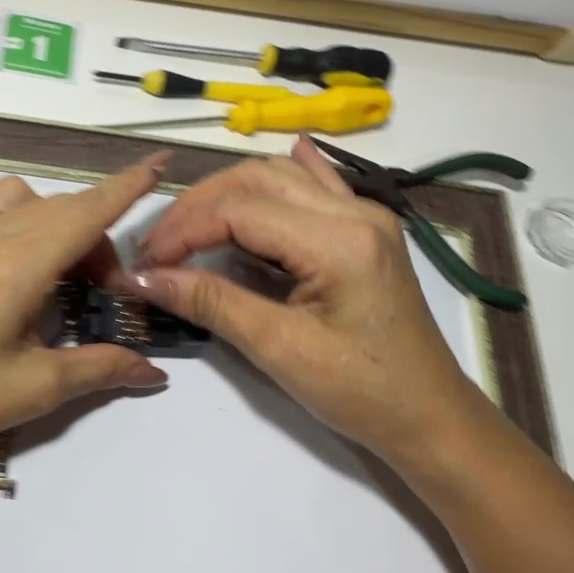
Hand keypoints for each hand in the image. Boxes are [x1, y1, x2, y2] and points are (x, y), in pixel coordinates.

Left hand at [0, 153, 172, 469]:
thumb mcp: (33, 389)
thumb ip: (98, 368)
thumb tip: (148, 371)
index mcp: (16, 265)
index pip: (86, 211)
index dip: (128, 186)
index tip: (160, 164)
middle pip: (61, 210)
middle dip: (96, 240)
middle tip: (104, 295)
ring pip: (22, 201)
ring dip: (54, 225)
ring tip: (57, 280)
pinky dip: (15, 224)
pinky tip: (12, 274)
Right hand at [130, 137, 484, 462]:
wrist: (429, 416)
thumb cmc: (359, 392)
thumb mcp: (279, 349)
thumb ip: (212, 304)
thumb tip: (145, 278)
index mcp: (339, 240)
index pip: (239, 210)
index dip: (183, 230)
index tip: (145, 264)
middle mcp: (355, 213)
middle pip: (257, 180)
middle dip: (197, 207)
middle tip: (156, 249)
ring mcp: (366, 218)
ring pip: (282, 177)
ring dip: (228, 195)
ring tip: (186, 230)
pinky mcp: (366, 233)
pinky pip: (318, 187)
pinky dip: (284, 178)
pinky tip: (281, 156)